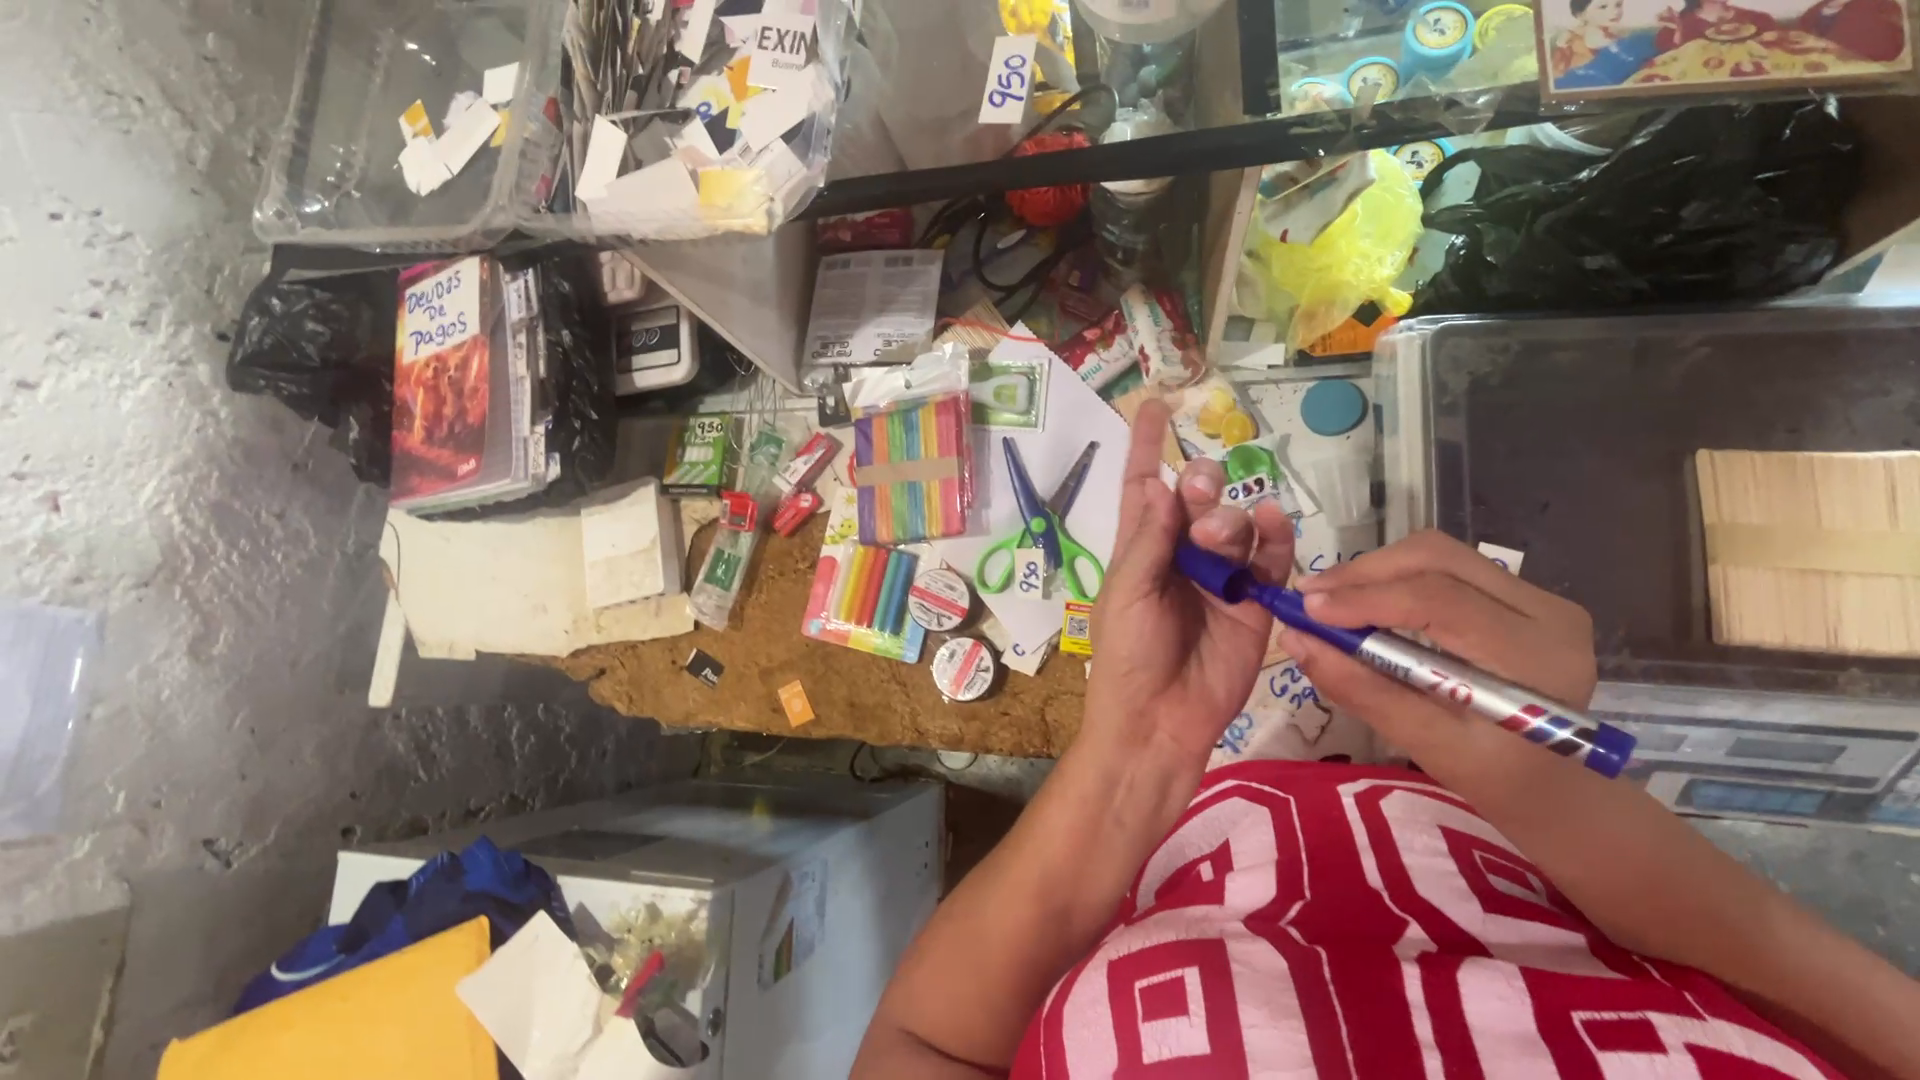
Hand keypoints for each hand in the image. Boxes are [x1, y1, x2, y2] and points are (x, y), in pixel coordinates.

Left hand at [1082, 399, 1295, 772]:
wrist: (1160, 719)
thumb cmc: (1127, 654)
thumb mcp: (1127, 591)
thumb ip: (1150, 538)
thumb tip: (1160, 481)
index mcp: (1140, 548)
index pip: (1143, 486)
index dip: (1147, 446)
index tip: (1155, 404)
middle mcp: (1181, 555)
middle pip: (1198, 499)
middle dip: (1200, 486)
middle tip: (1198, 492)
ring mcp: (1221, 576)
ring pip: (1237, 523)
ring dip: (1231, 517)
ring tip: (1219, 535)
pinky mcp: (1256, 601)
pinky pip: (1271, 559)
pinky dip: (1275, 537)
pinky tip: (1274, 521)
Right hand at [1283, 529, 1596, 761]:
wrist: (1553, 784)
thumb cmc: (1495, 777)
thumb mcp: (1426, 744)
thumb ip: (1361, 689)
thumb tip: (1295, 641)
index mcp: (1535, 655)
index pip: (1441, 601)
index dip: (1367, 600)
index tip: (1307, 611)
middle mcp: (1546, 610)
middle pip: (1437, 559)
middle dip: (1364, 573)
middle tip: (1308, 598)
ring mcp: (1537, 595)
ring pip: (1436, 553)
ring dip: (1374, 571)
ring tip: (1327, 599)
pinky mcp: (1518, 592)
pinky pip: (1444, 565)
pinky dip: (1393, 577)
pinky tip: (1363, 601)